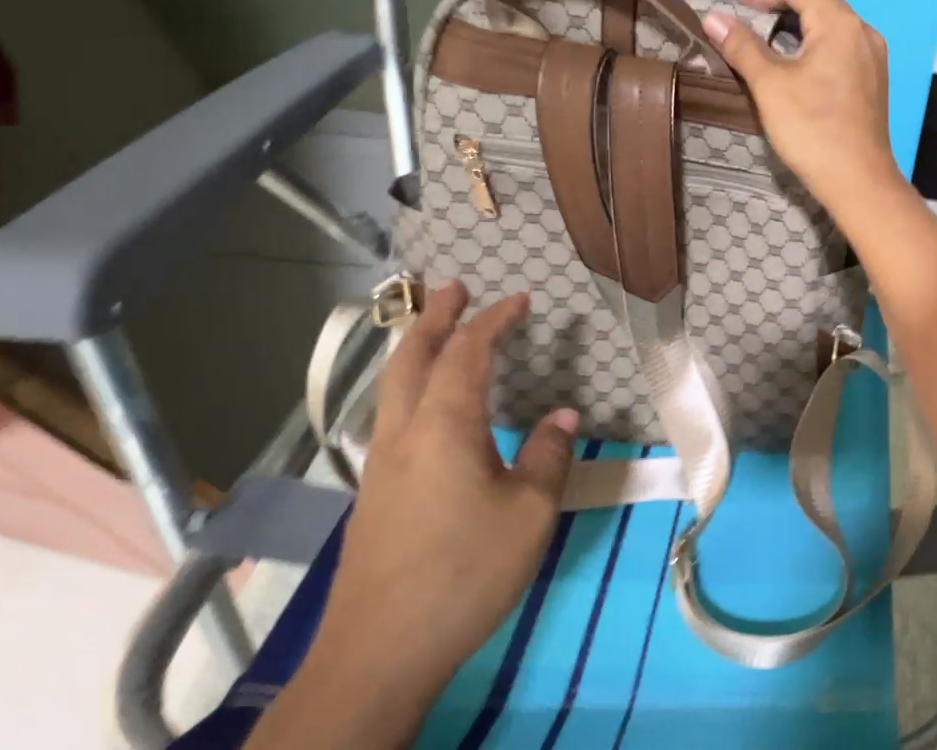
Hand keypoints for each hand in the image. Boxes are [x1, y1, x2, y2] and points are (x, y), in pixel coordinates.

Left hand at [248, 284, 576, 747]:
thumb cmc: (466, 570)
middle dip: (432, 319)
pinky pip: (392, 418)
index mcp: (443, 428)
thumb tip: (560, 417)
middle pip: (409, 360)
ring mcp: (380, 467)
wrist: (380, 649)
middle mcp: (403, 436)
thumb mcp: (529, 512)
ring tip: (438, 334)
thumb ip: (548, 457)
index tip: (518, 299)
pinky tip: (430, 410)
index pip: (466, 355)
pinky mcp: (375, 496)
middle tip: (452, 288)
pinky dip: (412, 388)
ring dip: (415, 351)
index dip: (491, 321)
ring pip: (392, 389)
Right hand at [702, 0, 904, 210]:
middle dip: (776, 9)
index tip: (738, 18)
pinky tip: (795, 75)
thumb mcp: (769, 85)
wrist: (859, 181)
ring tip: (766, 57)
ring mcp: (872, 54)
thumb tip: (713, 17)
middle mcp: (862, 30)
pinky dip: (812, 48)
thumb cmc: (812, 131)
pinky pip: (839, 45)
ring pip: (826, 22)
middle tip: (746, 37)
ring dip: (792, 30)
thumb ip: (741, 45)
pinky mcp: (872, 76)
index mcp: (840, 22)